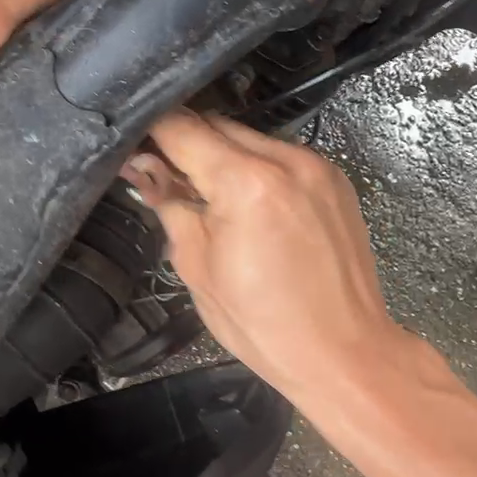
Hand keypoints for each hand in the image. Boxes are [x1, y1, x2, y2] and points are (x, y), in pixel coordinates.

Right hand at [122, 111, 399, 399]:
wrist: (342, 353)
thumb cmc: (265, 324)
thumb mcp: (195, 265)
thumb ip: (169, 204)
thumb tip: (143, 170)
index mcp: (246, 183)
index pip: (181, 129)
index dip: (149, 134)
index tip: (134, 147)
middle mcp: (286, 161)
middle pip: (215, 124)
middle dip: (185, 144)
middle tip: (166, 178)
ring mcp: (316, 167)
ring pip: (248, 136)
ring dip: (221, 155)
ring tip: (211, 198)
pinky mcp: (334, 179)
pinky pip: (280, 154)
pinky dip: (256, 168)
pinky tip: (248, 205)